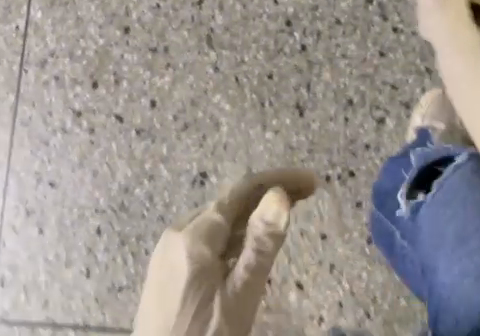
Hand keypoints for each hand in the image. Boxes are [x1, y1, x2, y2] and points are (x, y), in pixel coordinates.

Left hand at [131, 169, 318, 335]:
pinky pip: (205, 242)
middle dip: (268, 195)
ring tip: (284, 217)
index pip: (242, 191)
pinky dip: (233, 237)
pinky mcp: (167, 272)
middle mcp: (177, 232)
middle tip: (307, 196)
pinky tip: (249, 248)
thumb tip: (280, 194)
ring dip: (251, 216)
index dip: (279, 180)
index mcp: (193, 233)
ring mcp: (168, 252)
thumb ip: (260, 247)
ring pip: (217, 224)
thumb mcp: (238, 299)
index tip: (313, 182)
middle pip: (229, 204)